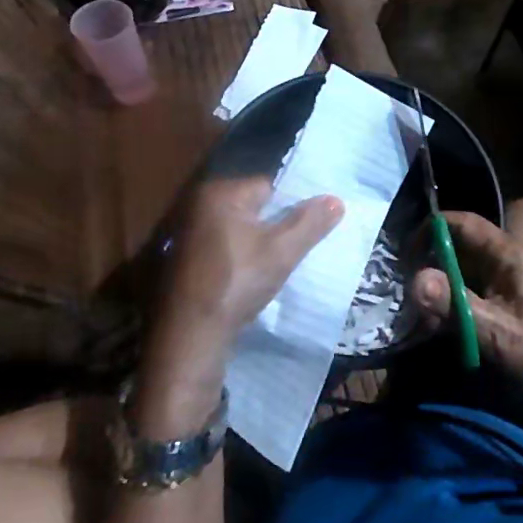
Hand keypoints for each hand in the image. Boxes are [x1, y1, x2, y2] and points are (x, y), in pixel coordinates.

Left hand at [133, 178, 341, 436]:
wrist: (190, 336)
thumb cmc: (237, 283)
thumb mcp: (283, 251)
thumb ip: (311, 222)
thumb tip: (336, 199)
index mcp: (220, 193)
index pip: (270, 186)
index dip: (293, 206)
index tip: (309, 227)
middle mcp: (199, 205)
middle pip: (255, 207)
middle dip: (277, 224)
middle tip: (298, 246)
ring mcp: (189, 233)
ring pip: (241, 229)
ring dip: (259, 242)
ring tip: (280, 262)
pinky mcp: (186, 259)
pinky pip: (225, 247)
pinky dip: (241, 257)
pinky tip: (253, 276)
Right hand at [412, 211, 522, 409]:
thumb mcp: (493, 334)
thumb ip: (454, 305)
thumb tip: (415, 280)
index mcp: (512, 256)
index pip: (466, 223)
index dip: (433, 230)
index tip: (406, 253)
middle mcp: (513, 261)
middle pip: (464, 246)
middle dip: (433, 260)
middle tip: (406, 284)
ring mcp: (514, 282)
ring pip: (468, 269)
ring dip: (443, 283)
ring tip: (417, 306)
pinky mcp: (514, 303)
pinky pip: (477, 290)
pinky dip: (456, 300)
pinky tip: (440, 322)